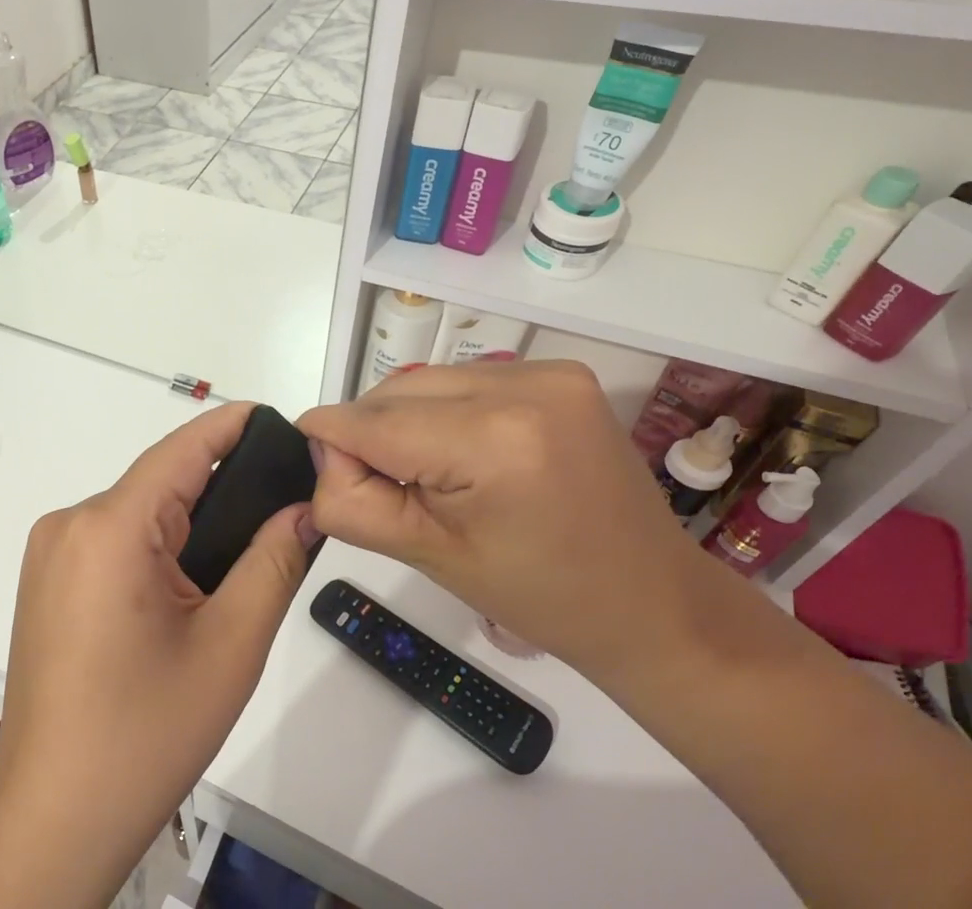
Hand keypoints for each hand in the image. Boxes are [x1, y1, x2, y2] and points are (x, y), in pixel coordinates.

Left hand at [0, 403, 316, 864]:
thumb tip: (302, 508)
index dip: (233, 428)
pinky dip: (158, 547)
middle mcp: (69, 524)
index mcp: (109, 527)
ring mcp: (50, 555)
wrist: (58, 809)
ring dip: (191, 522)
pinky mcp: (47, 583)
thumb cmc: (147, 731)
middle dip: (223, 487)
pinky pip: (113, 542)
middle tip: (288, 504)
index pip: (182, 450)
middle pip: (160, 483)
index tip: (283, 423)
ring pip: (137, 514)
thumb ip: (273, 562)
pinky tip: (195, 579)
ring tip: (252, 546)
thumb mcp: (230, 644)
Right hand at [297, 360, 705, 672]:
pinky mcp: (561, 373)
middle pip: (396, 393)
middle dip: (370, 436)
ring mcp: (548, 372)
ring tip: (429, 477)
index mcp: (493, 440)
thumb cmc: (538, 596)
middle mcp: (523, 385)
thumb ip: (352, 501)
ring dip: (407, 422)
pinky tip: (465, 457)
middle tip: (386, 493)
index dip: (332, 446)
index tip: (326, 480)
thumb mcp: (427, 556)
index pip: (370, 421)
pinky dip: (446, 413)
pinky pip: (467, 381)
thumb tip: (322, 452)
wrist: (650, 600)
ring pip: (427, 382)